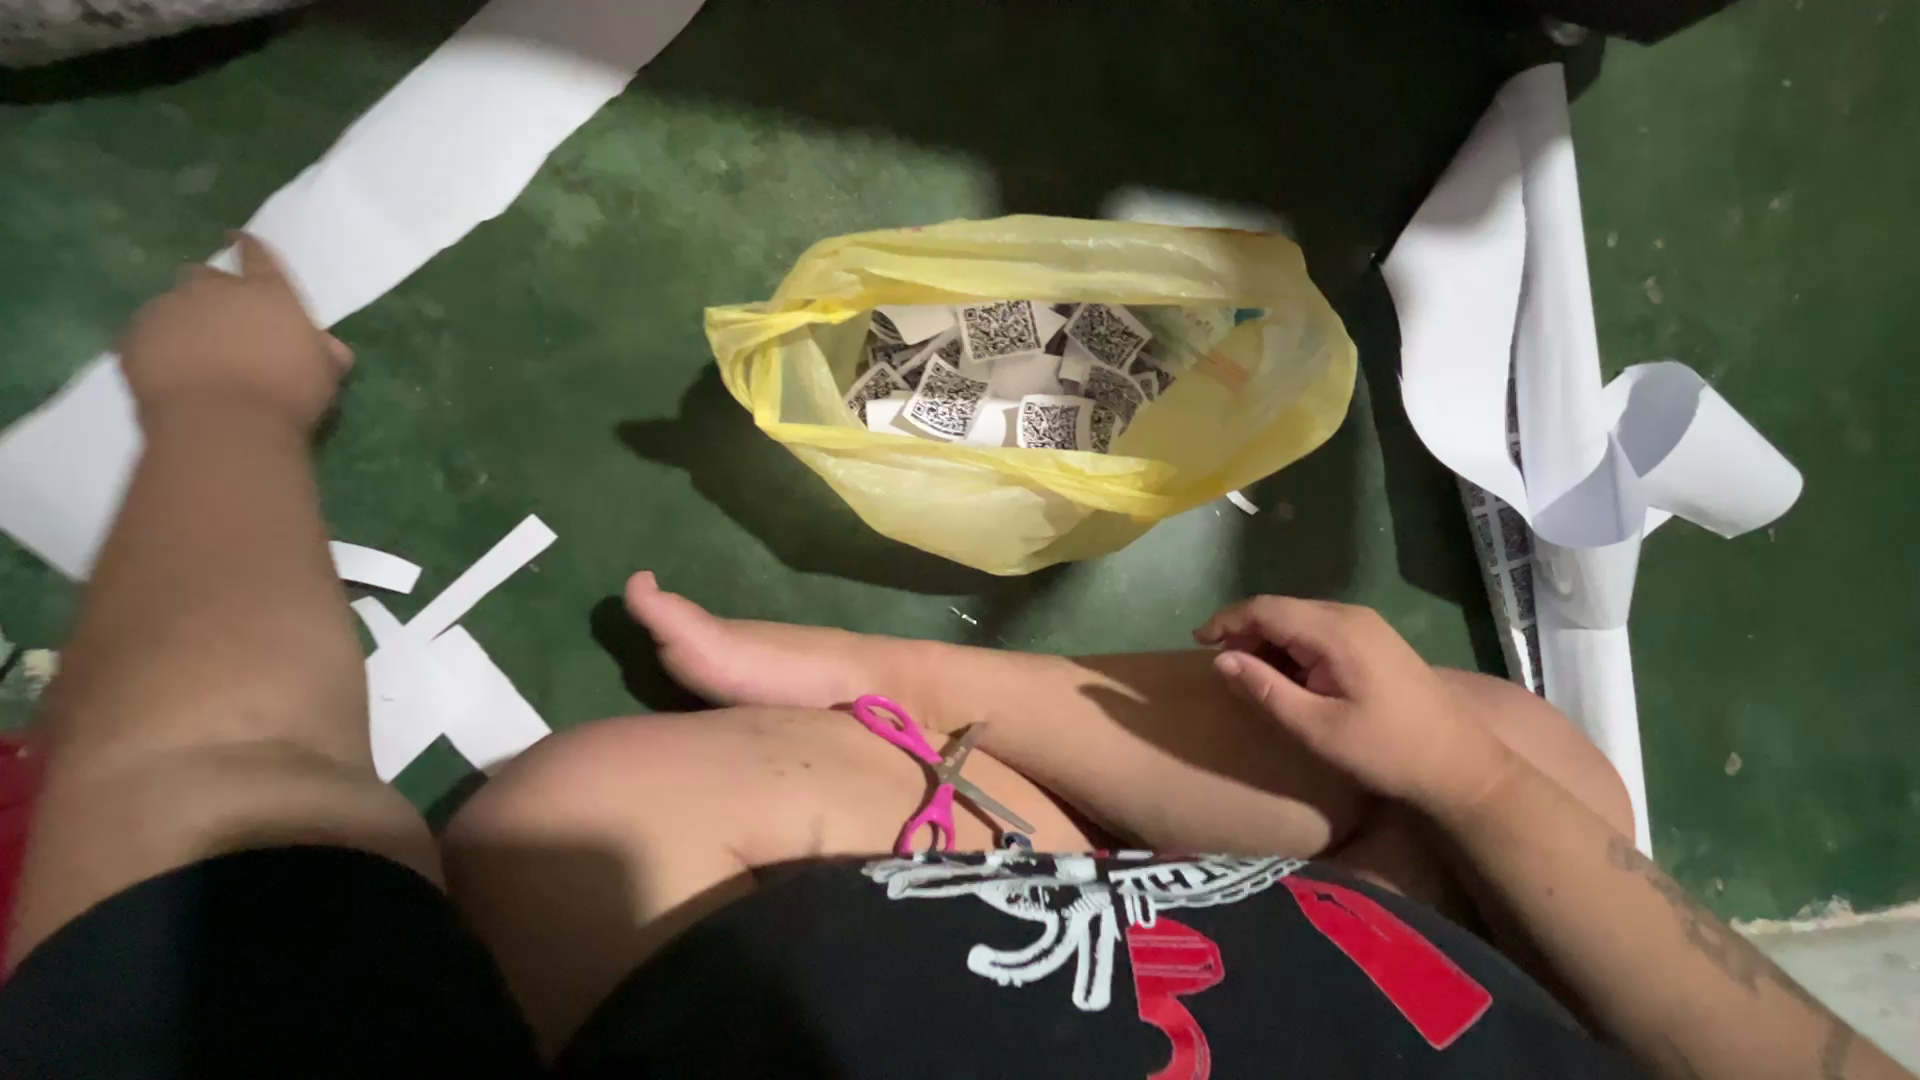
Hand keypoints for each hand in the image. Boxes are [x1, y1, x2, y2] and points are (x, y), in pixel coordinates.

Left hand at [119, 234, 350, 430]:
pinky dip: (164, 343)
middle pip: (206, 275)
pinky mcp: (134, 336)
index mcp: (268, 294)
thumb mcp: (327, 372)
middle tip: (226, 314)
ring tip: (201, 348)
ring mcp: (168, 310)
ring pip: (175, 304)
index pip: (258, 256)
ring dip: (189, 318)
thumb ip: (324, 350)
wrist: (222, 421)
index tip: (243, 240)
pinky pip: (150, 333)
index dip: (252, 248)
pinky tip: (177, 368)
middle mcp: (214, 290)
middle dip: (215, 288)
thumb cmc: (289, 393)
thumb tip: (324, 343)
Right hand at [1195, 596, 1519, 815]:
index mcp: (1336, 631)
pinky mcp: (1374, 639)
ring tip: (1250, 674)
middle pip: (1281, 609)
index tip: (1197, 642)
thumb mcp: (1316, 728)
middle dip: (1245, 631)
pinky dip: (1291, 647)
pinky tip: (1287, 677)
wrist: (1462, 767)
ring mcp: (1366, 625)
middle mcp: (1350, 616)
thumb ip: (1265, 689)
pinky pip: (1318, 630)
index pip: (1266, 608)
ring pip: (1298, 618)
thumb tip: (1220, 660)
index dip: (1226, 621)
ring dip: (1268, 640)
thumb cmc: (1386, 751)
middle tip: (1222, 665)